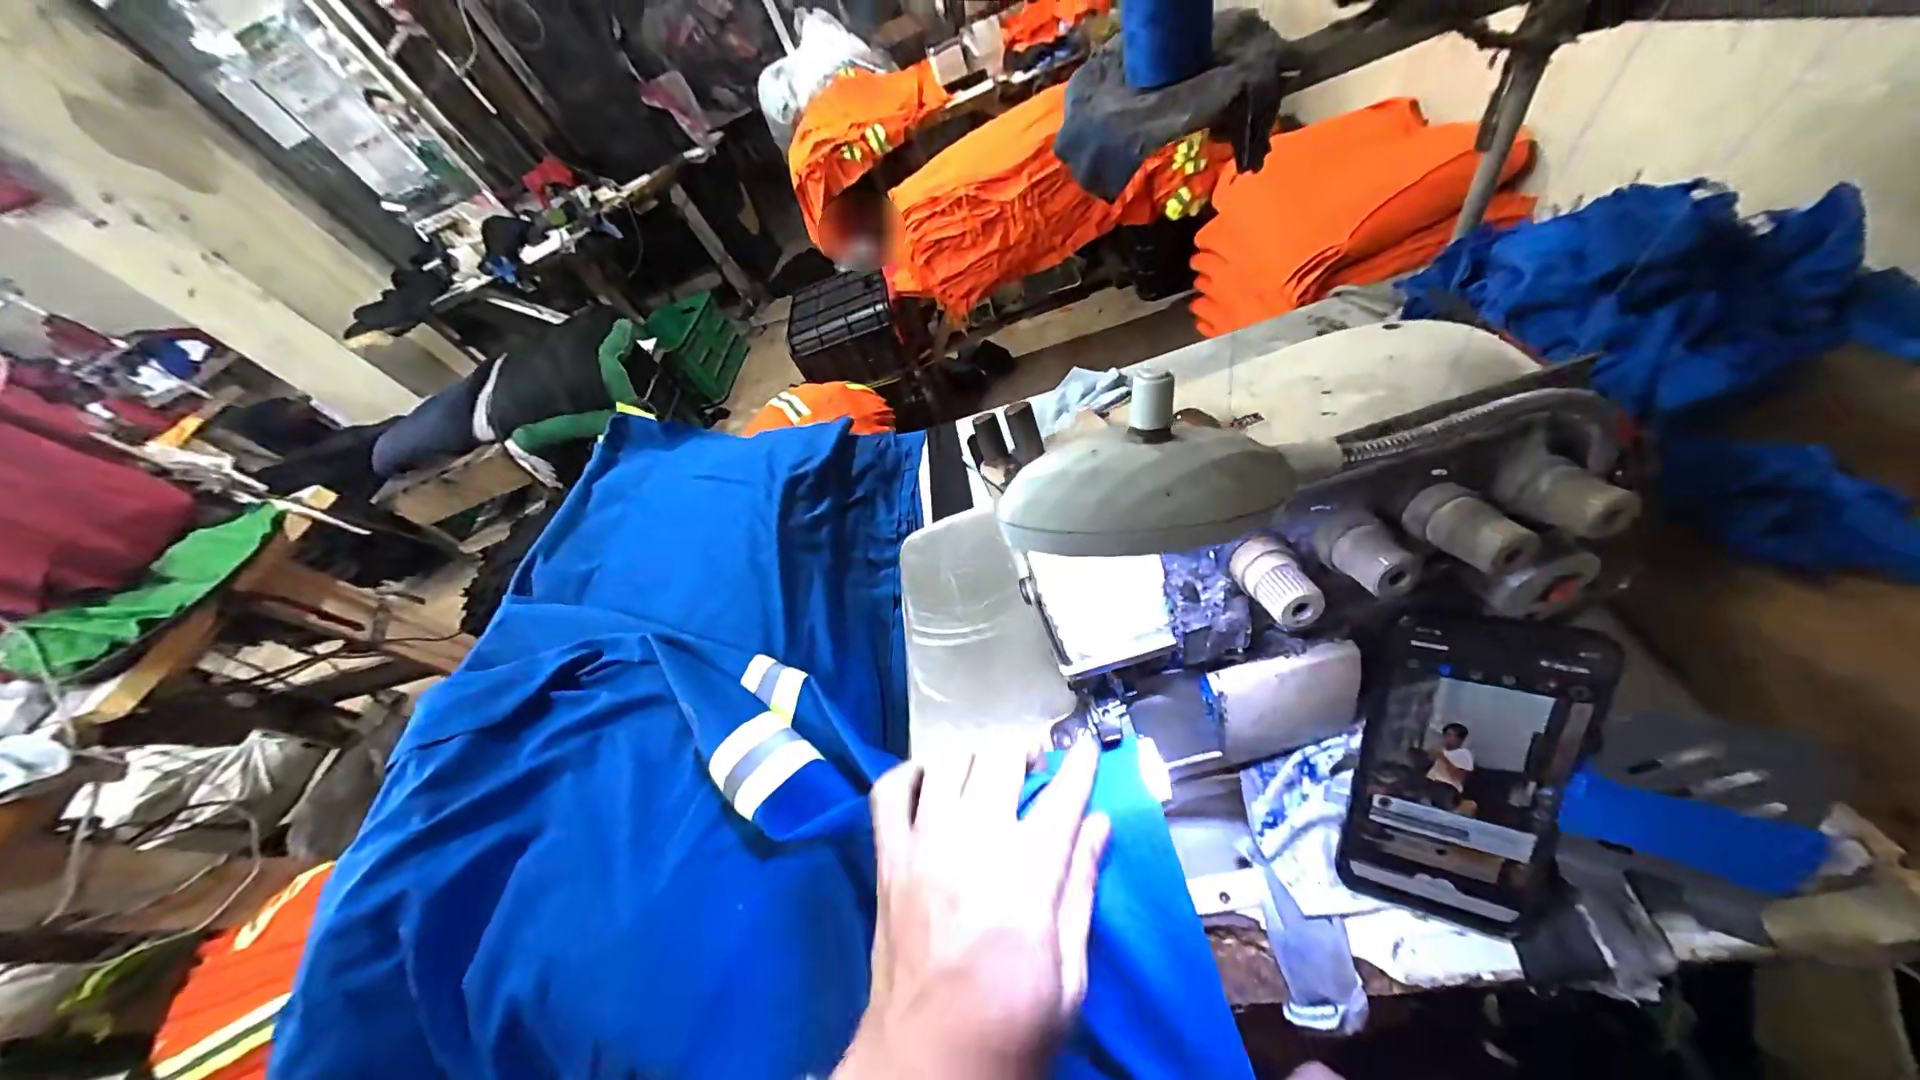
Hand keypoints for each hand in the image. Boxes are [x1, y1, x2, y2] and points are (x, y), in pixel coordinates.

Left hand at [836, 738, 1110, 1079]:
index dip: (1079, 764)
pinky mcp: (888, 859)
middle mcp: (973, 842)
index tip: (1085, 746)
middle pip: (1000, 758)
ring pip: (948, 762)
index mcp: (1026, 873)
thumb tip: (1099, 826)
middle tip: (1036, 764)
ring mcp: (923, 845)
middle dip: (1024, 748)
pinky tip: (931, 784)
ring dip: (975, 757)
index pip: (1062, 797)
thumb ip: (1081, 889)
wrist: (925, 1065)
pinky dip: (911, 775)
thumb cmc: (1010, 1027)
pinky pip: (890, 791)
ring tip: (988, 773)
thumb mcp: (1070, 975)